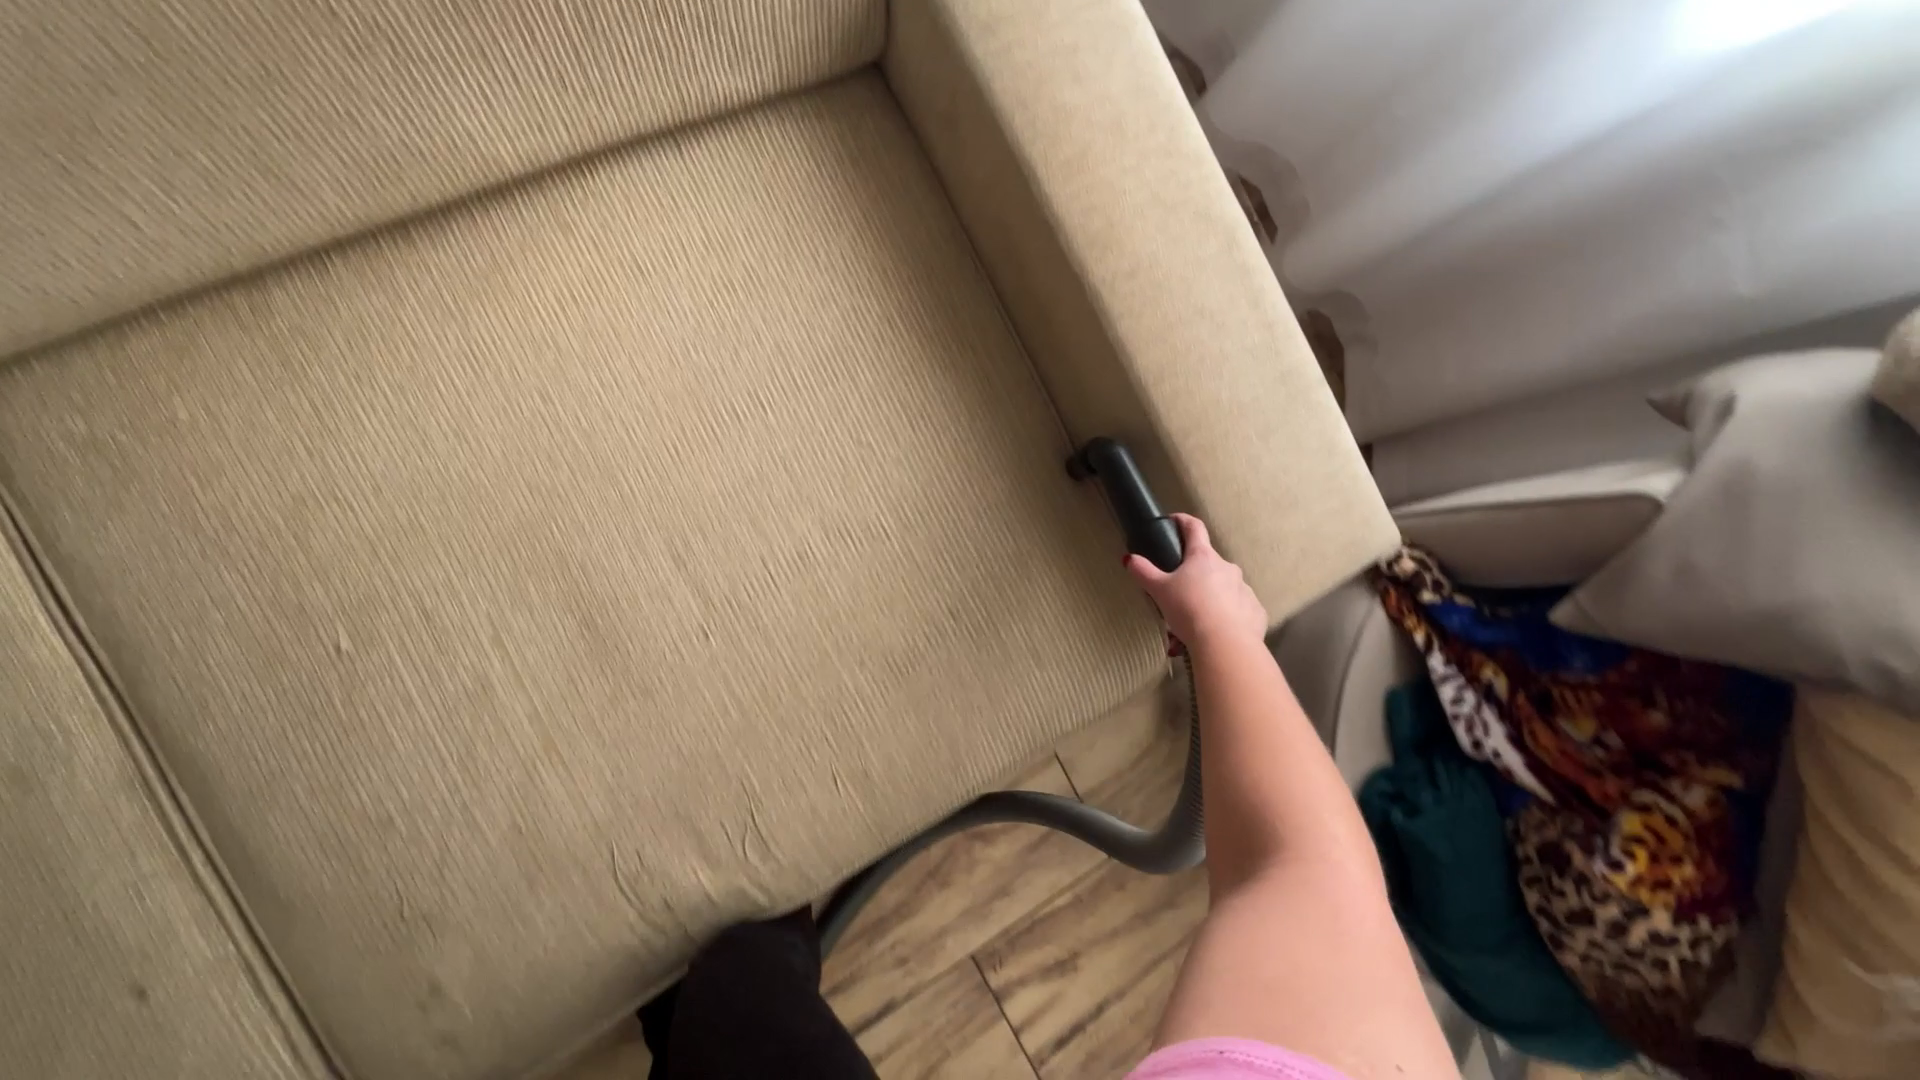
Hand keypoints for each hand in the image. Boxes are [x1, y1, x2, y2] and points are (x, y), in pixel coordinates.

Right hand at [1123, 513, 1267, 652]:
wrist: (1225, 644)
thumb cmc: (1189, 610)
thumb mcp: (1159, 591)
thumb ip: (1144, 572)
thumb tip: (1129, 558)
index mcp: (1203, 557)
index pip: (1194, 528)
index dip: (1182, 521)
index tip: (1174, 521)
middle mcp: (1227, 567)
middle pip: (1207, 563)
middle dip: (1193, 575)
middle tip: (1177, 594)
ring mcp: (1244, 588)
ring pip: (1223, 588)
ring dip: (1208, 598)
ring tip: (1193, 622)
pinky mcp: (1255, 610)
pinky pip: (1238, 608)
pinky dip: (1226, 615)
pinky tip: (1215, 631)